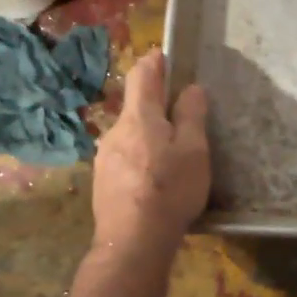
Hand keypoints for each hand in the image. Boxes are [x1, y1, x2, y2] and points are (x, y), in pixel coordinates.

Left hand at [91, 50, 210, 256]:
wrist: (132, 241)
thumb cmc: (170, 189)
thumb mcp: (194, 150)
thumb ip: (191, 116)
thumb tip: (190, 88)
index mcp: (139, 118)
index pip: (142, 76)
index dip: (154, 63)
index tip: (164, 55)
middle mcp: (115, 131)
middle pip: (135, 107)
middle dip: (155, 104)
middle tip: (180, 112)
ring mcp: (104, 157)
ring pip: (130, 134)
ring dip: (148, 133)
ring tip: (171, 149)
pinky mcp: (103, 181)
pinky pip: (125, 156)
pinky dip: (141, 156)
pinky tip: (155, 175)